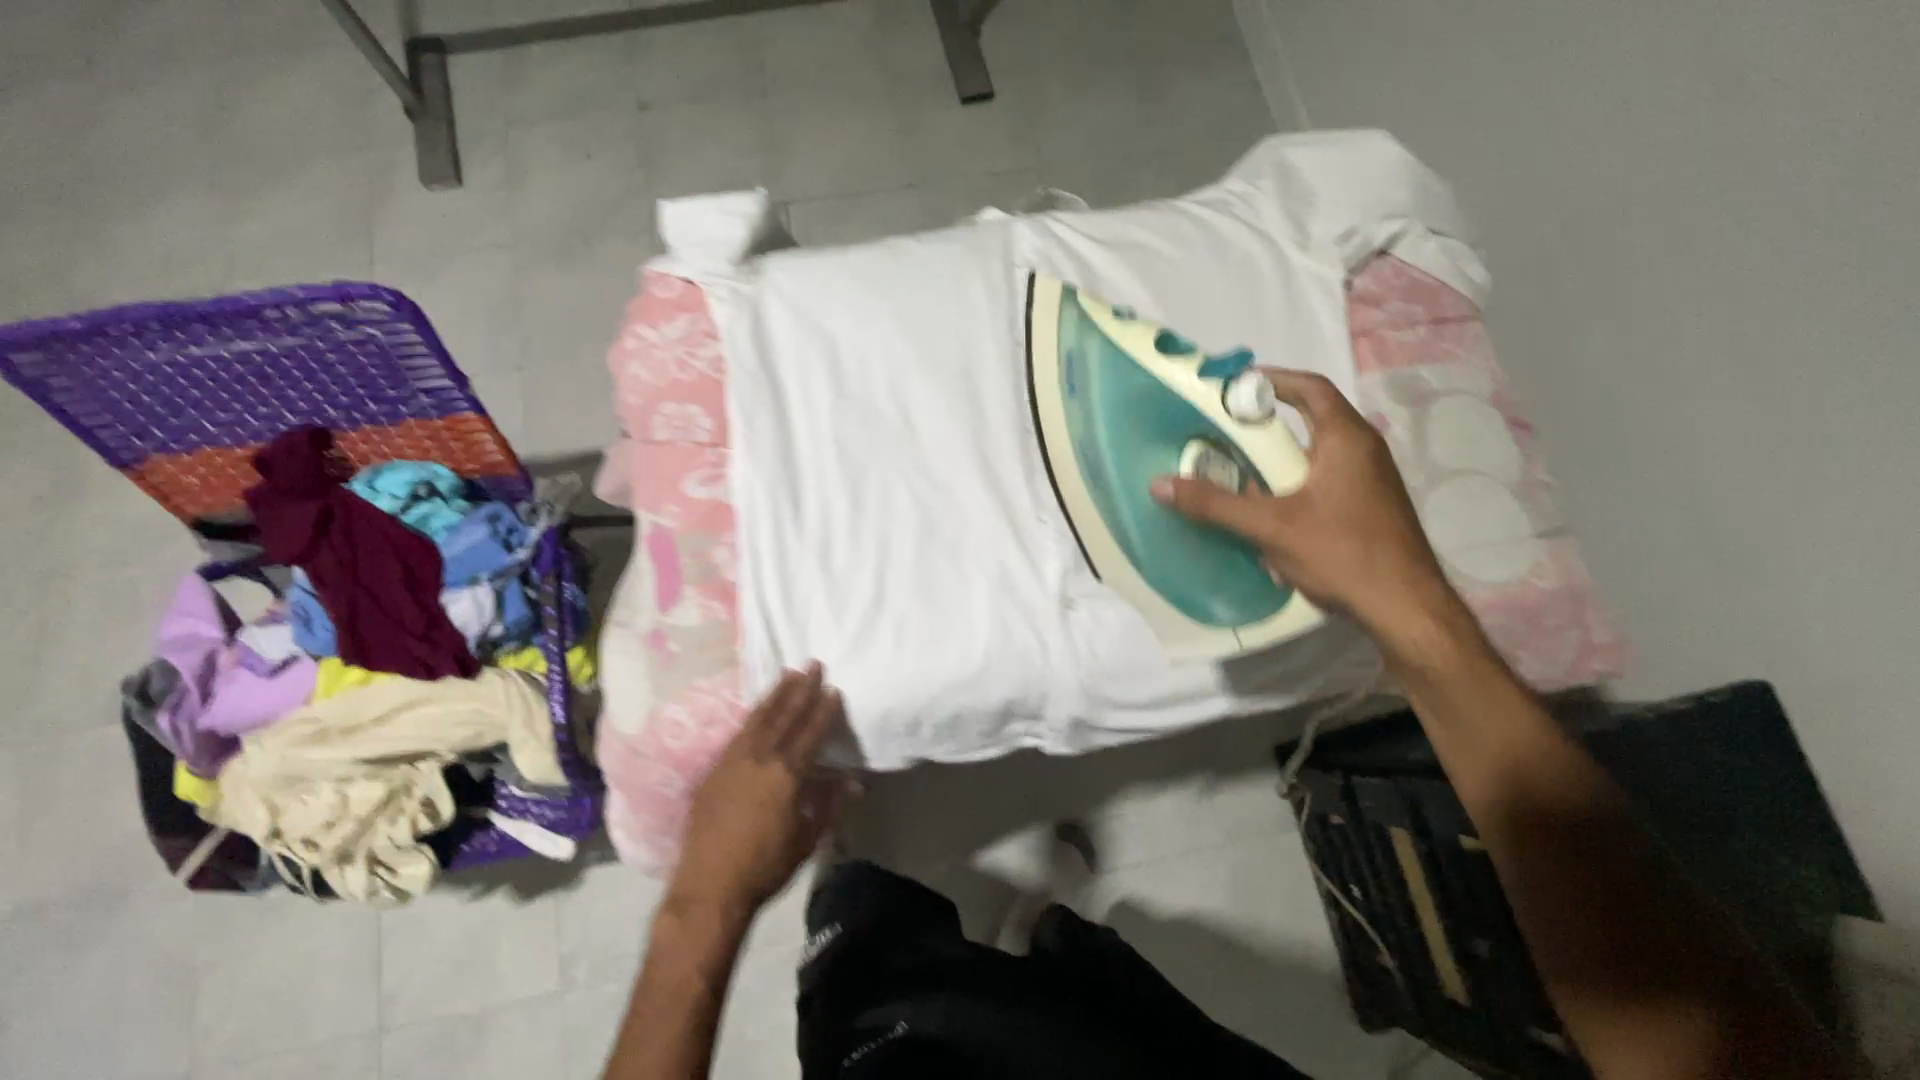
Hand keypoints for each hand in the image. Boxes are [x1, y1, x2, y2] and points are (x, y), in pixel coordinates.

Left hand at [670, 664, 854, 917]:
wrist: (710, 886)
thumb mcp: (808, 838)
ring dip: (774, 695)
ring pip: (757, 719)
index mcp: (786, 775)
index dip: (824, 711)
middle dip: (800, 689)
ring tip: (787, 674)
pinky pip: (738, 733)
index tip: (834, 689)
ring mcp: (732, 762)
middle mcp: (759, 759)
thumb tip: (854, 781)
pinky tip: (757, 710)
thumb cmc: (766, 866)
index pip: (810, 733)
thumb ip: (830, 805)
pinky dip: (753, 716)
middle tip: (812, 664)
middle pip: (783, 716)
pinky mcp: (713, 771)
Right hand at [1150, 369, 1460, 644]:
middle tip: (1225, 435)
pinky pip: (1325, 482)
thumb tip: (1161, 485)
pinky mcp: (1370, 508)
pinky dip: (1295, 487)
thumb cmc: (1343, 553)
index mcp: (1346, 439)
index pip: (1310, 388)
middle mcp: (1364, 451)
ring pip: (1316, 456)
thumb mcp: (1271, 527)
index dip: (1273, 380)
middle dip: (1266, 428)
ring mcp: (1371, 481)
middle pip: (1311, 421)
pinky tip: (1270, 516)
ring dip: (1279, 463)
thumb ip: (1215, 505)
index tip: (1236, 387)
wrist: (1405, 607)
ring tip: (1238, 476)